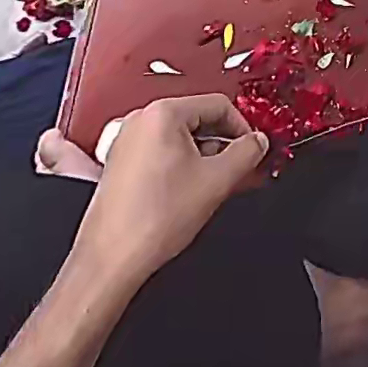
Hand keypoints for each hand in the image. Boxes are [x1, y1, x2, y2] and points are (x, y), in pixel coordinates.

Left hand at [70, 94, 267, 288]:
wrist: (110, 261)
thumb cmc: (153, 220)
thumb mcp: (218, 179)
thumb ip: (247, 152)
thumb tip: (257, 142)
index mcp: (163, 114)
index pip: (219, 105)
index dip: (242, 128)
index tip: (251, 148)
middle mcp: (140, 121)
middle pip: (199, 119)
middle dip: (222, 144)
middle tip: (236, 168)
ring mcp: (127, 141)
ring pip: (181, 137)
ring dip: (203, 156)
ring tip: (212, 184)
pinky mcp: (120, 163)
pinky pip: (162, 151)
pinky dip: (182, 165)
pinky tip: (189, 191)